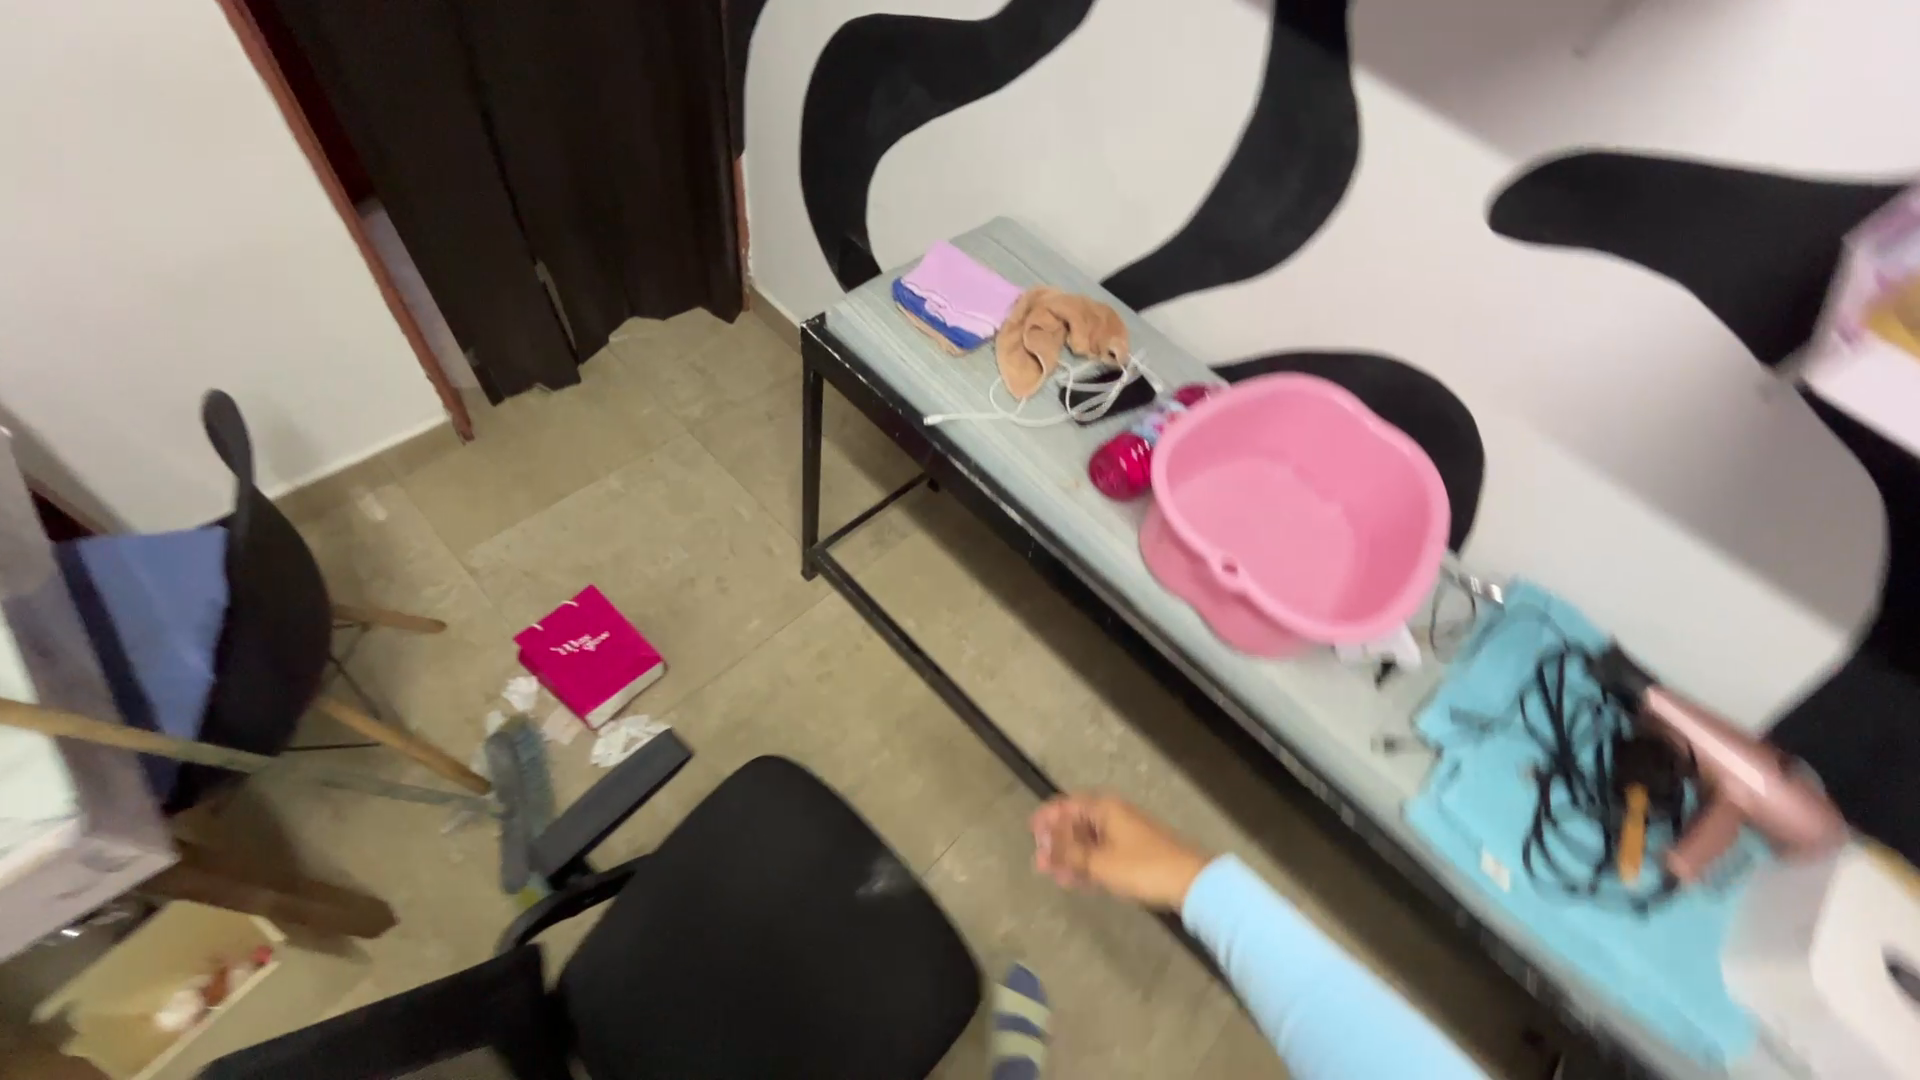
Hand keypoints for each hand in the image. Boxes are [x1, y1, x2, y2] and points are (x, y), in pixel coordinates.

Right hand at [1030, 794, 1211, 909]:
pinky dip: (1087, 863)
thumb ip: (1069, 854)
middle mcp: (1112, 814)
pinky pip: (1101, 853)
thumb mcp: (1100, 862)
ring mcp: (1124, 833)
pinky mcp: (1134, 852)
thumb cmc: (1142, 866)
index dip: (1047, 817)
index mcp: (1103, 808)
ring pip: (1089, 841)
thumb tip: (1042, 848)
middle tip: (1040, 860)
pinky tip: (1076, 880)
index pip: (1066, 806)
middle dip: (1057, 841)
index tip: (1030, 832)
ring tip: (1054, 874)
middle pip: (1076, 823)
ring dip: (1071, 855)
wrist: (1190, 881)